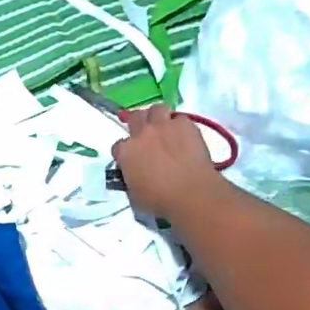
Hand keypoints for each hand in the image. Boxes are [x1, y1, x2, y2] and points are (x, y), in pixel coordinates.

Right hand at [112, 104, 222, 218]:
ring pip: (157, 109)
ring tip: (164, 128)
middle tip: (146, 135)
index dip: (125, 152)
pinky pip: (180, 118)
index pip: (118, 145)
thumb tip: (133, 175)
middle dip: (138, 123)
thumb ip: (129, 178)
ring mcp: (164, 126)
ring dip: (158, 116)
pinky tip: (184, 136)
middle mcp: (142, 133)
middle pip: (135, 116)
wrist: (191, 193)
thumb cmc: (159, 200)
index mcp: (125, 151)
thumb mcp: (133, 194)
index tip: (131, 159)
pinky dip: (180, 125)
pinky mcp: (186, 125)